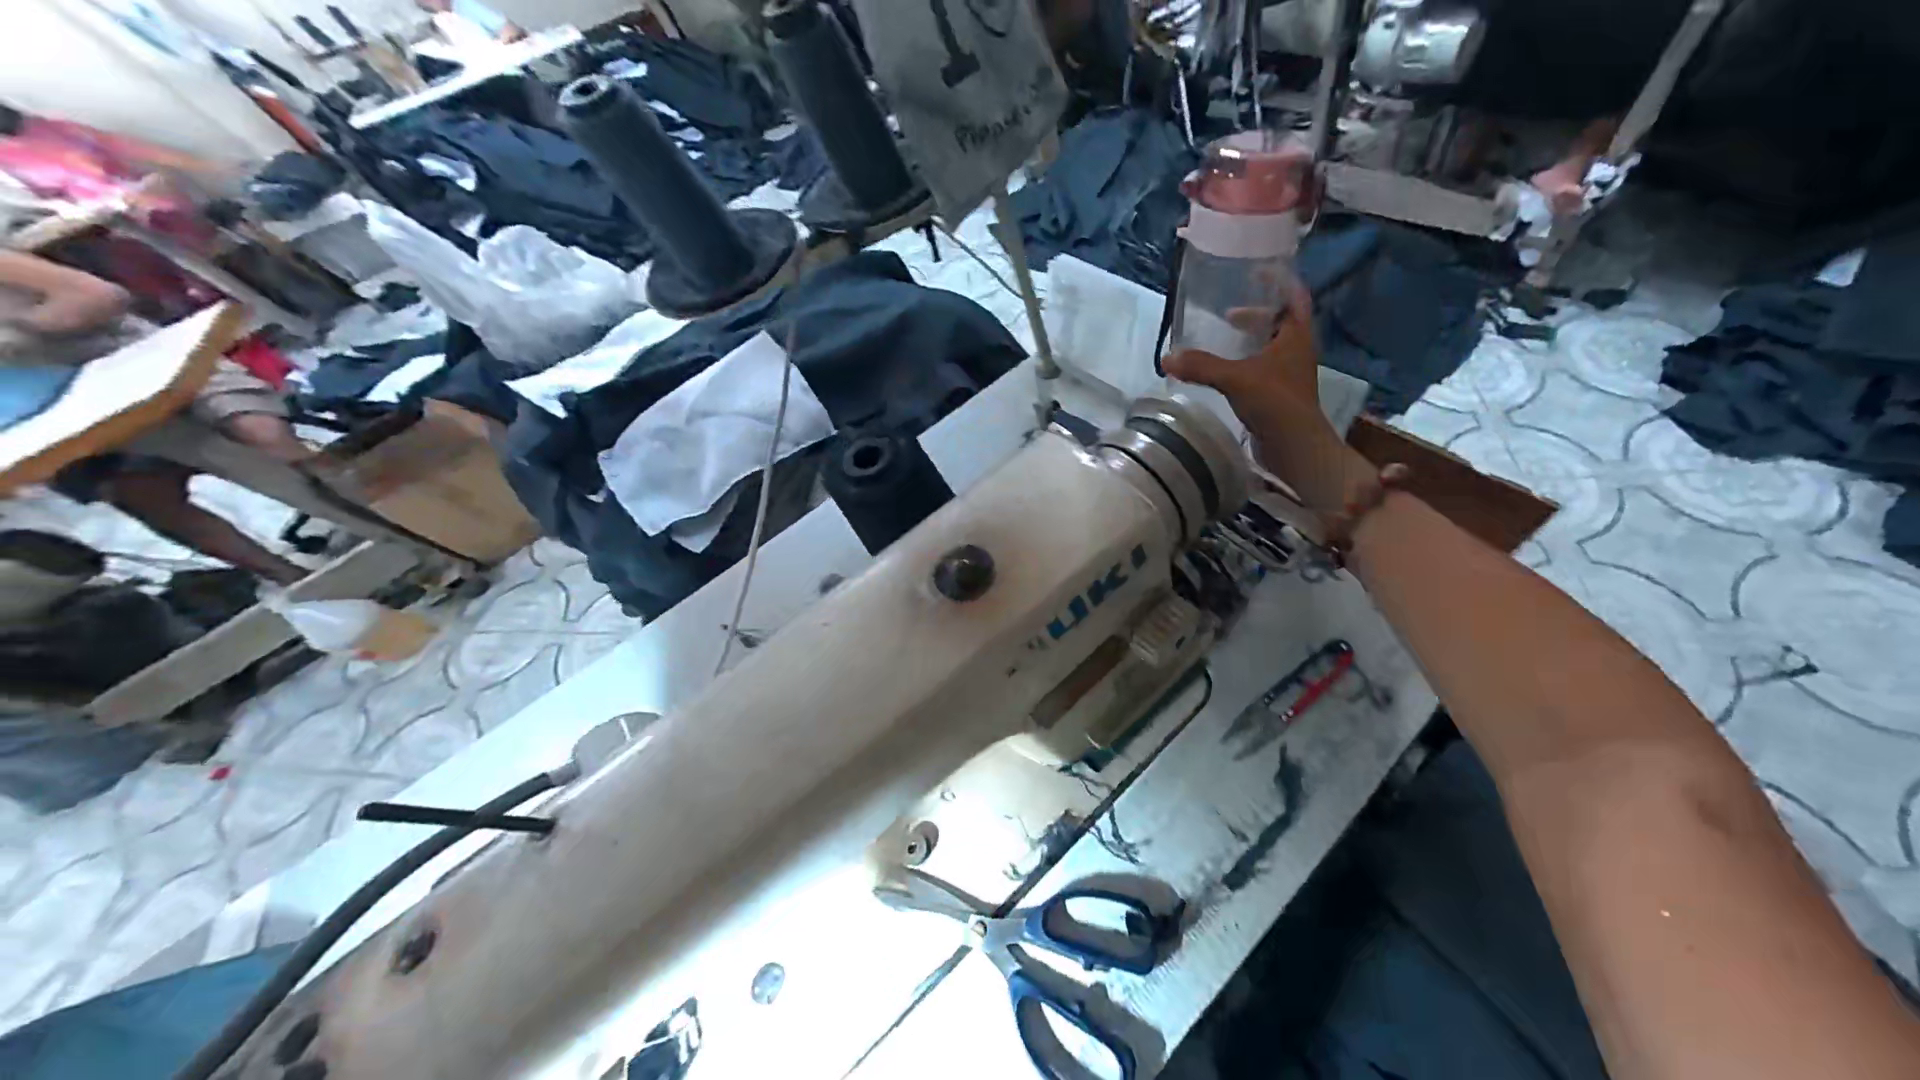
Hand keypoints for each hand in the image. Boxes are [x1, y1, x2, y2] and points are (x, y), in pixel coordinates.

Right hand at [1163, 279, 1366, 511]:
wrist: (1296, 448)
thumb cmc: (1275, 402)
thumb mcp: (1236, 379)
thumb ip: (1201, 366)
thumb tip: (1166, 358)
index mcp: (1296, 335)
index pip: (1292, 296)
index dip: (1278, 281)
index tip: (1257, 271)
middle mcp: (1297, 349)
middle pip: (1280, 321)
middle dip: (1257, 313)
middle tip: (1228, 311)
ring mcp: (1289, 373)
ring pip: (1271, 345)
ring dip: (1251, 338)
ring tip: (1225, 336)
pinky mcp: (1279, 393)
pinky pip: (1262, 367)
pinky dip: (1246, 361)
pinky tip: (1226, 369)